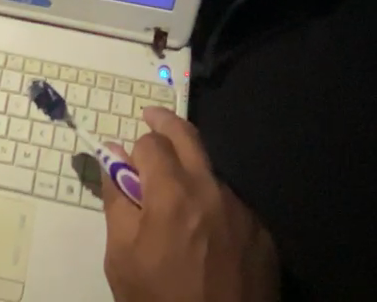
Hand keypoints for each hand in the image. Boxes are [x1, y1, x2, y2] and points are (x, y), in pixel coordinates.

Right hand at [103, 107, 278, 301]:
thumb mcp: (121, 257)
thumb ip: (117, 201)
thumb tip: (113, 159)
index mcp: (172, 192)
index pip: (150, 142)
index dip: (135, 152)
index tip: (128, 166)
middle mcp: (211, 189)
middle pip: (187, 135)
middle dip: (165, 123)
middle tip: (151, 119)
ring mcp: (242, 211)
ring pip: (210, 174)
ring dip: (191, 176)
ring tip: (179, 208)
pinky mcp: (262, 235)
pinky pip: (232, 207)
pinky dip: (214, 209)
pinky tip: (207, 239)